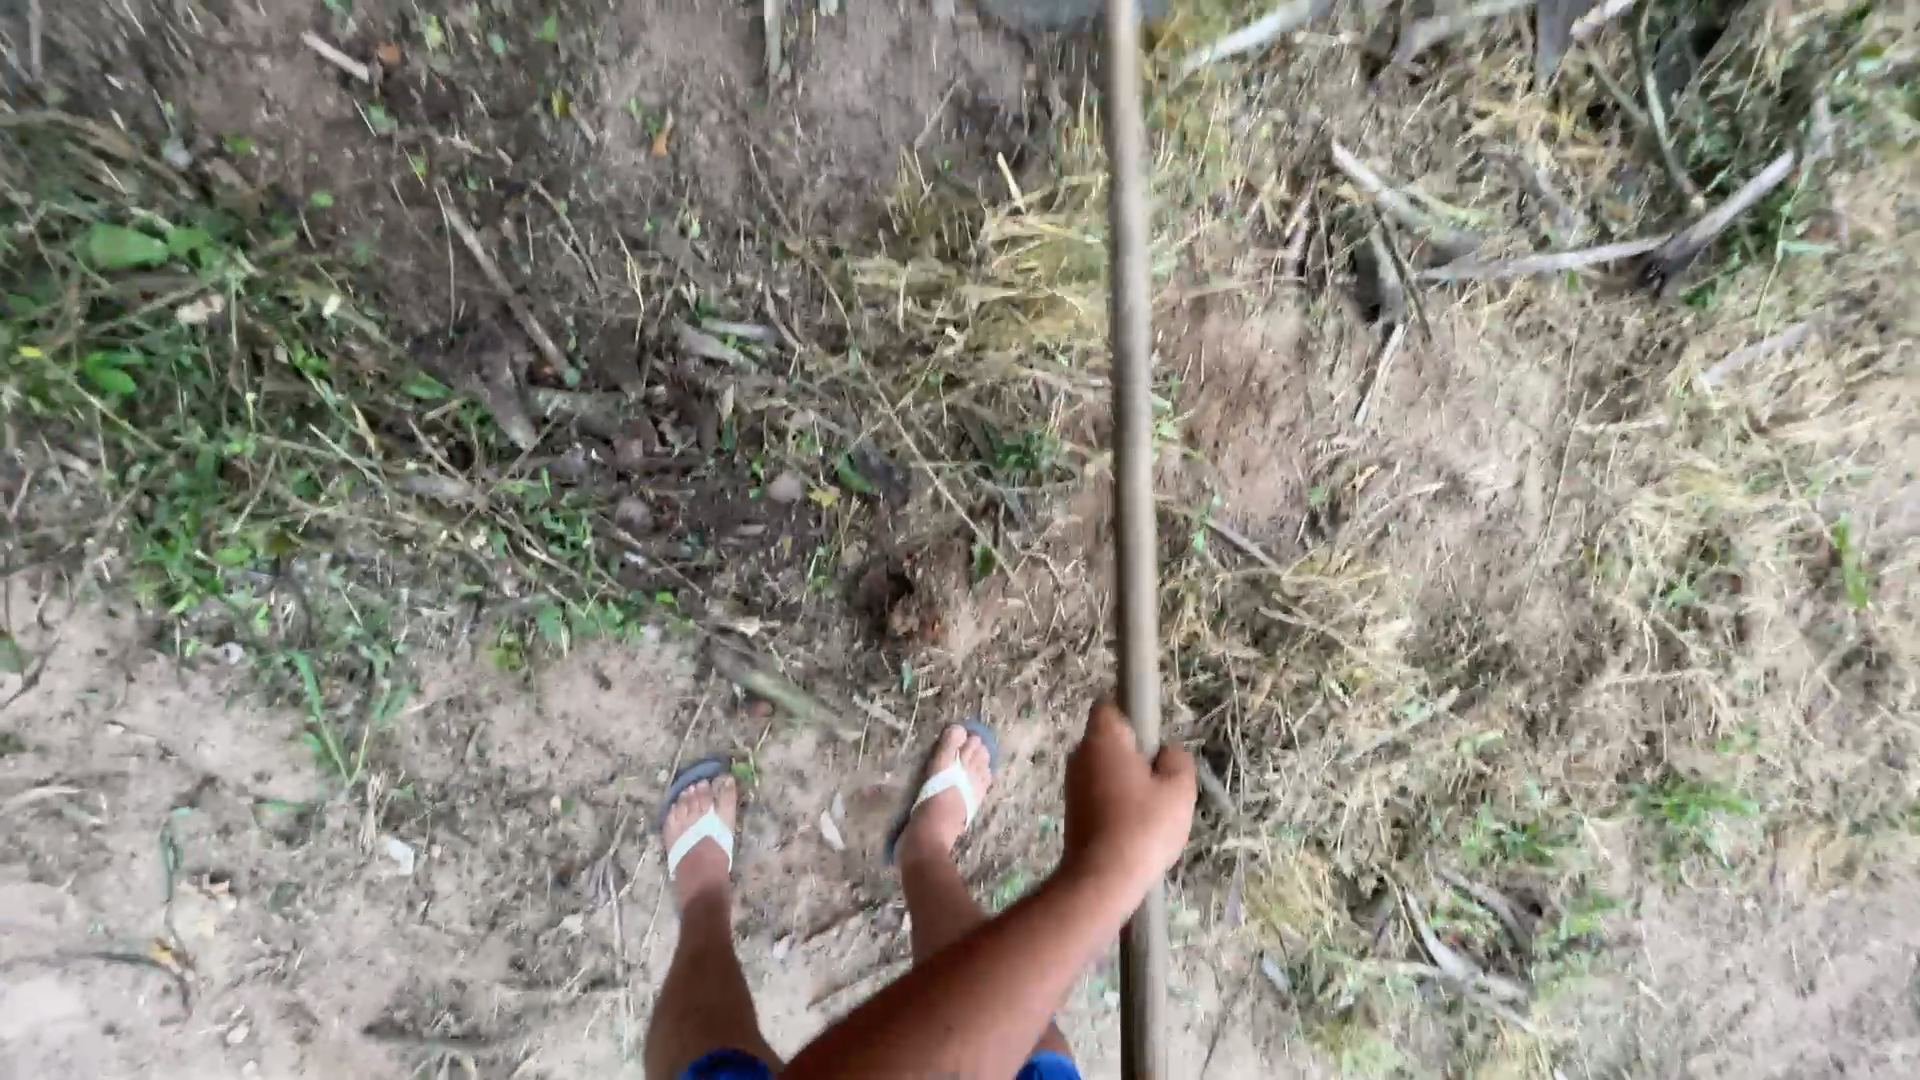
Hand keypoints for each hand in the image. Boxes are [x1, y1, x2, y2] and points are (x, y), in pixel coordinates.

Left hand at [1061, 701, 1195, 896]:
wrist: (1103, 876)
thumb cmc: (1143, 825)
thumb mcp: (1178, 789)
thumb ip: (1177, 760)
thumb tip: (1166, 751)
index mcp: (1102, 739)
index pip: (1109, 706)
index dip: (1132, 716)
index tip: (1151, 741)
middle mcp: (1079, 754)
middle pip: (1109, 739)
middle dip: (1134, 754)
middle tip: (1159, 780)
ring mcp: (1072, 782)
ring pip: (1105, 768)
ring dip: (1127, 781)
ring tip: (1150, 809)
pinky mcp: (1072, 808)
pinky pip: (1099, 791)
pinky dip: (1115, 801)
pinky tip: (1134, 827)